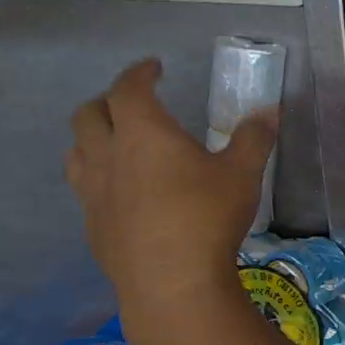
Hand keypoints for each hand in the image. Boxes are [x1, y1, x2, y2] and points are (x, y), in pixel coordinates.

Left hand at [67, 60, 275, 304]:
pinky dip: (99, 171)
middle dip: (108, 101)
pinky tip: (124, 186)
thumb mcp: (244, 173)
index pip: (128, 91)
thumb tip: (267, 112)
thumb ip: (253, 139)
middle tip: (133, 102)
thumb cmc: (208, 215)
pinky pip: (84, 183)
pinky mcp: (91, 220)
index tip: (153, 67)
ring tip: (119, 141)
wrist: (170, 278)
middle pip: (88, 115)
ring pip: (76, 149)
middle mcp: (107, 155)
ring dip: (93, 136)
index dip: (138, 74)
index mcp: (143, 134)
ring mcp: (92, 190)